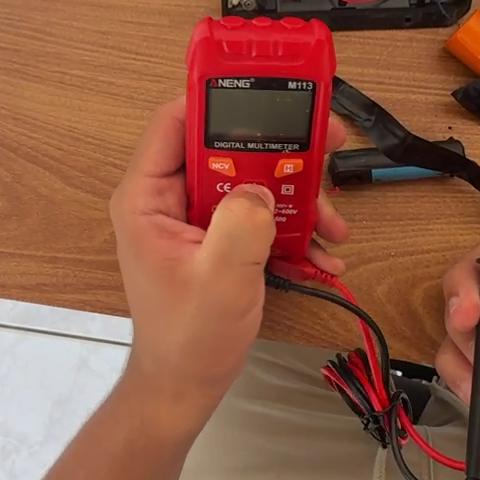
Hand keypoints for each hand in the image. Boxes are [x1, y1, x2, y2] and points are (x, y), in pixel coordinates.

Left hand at [110, 98, 347, 420]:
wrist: (188, 384)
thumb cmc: (188, 338)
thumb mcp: (218, 279)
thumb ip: (240, 225)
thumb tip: (263, 188)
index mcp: (147, 197)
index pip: (175, 122)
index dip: (217, 101)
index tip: (267, 95)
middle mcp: (169, 197)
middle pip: (224, 147)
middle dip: (278, 151)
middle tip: (326, 146)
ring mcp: (196, 217)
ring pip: (249, 178)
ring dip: (295, 195)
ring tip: (331, 222)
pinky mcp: (219, 235)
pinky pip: (258, 211)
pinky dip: (292, 226)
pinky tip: (323, 251)